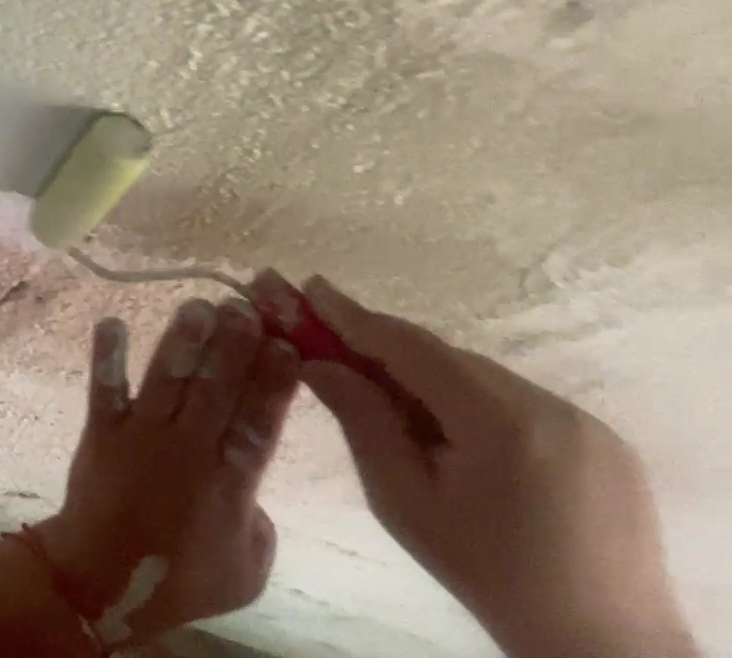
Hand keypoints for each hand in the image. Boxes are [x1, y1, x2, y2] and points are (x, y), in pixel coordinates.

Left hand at [37, 298, 300, 648]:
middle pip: (216, 390)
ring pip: (166, 381)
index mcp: (230, 484)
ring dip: (182, 342)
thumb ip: (258, 520)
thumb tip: (253, 489)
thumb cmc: (180, 579)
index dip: (273, 383)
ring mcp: (142, 437)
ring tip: (197, 306)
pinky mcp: (102, 432)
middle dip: (232, 347)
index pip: (258, 424)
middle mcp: (188, 450)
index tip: (287, 345)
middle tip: (245, 308)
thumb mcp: (247, 567)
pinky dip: (108, 357)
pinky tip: (111, 322)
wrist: (105, 579)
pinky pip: (105, 389)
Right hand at [298, 278, 699, 657]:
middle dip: (380, 347)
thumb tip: (316, 361)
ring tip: (377, 394)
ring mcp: (583, 421)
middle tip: (323, 343)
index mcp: (502, 421)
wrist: (601, 641)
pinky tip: (438, 426)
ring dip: (420, 374)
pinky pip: (510, 398)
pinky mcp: (599, 439)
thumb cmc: (484, 570)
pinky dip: (461, 397)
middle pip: (443, 358)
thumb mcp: (401, 497)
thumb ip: (360, 420)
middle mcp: (550, 406)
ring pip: (476, 376)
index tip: (308, 288)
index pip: (411, 346)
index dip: (353, 315)